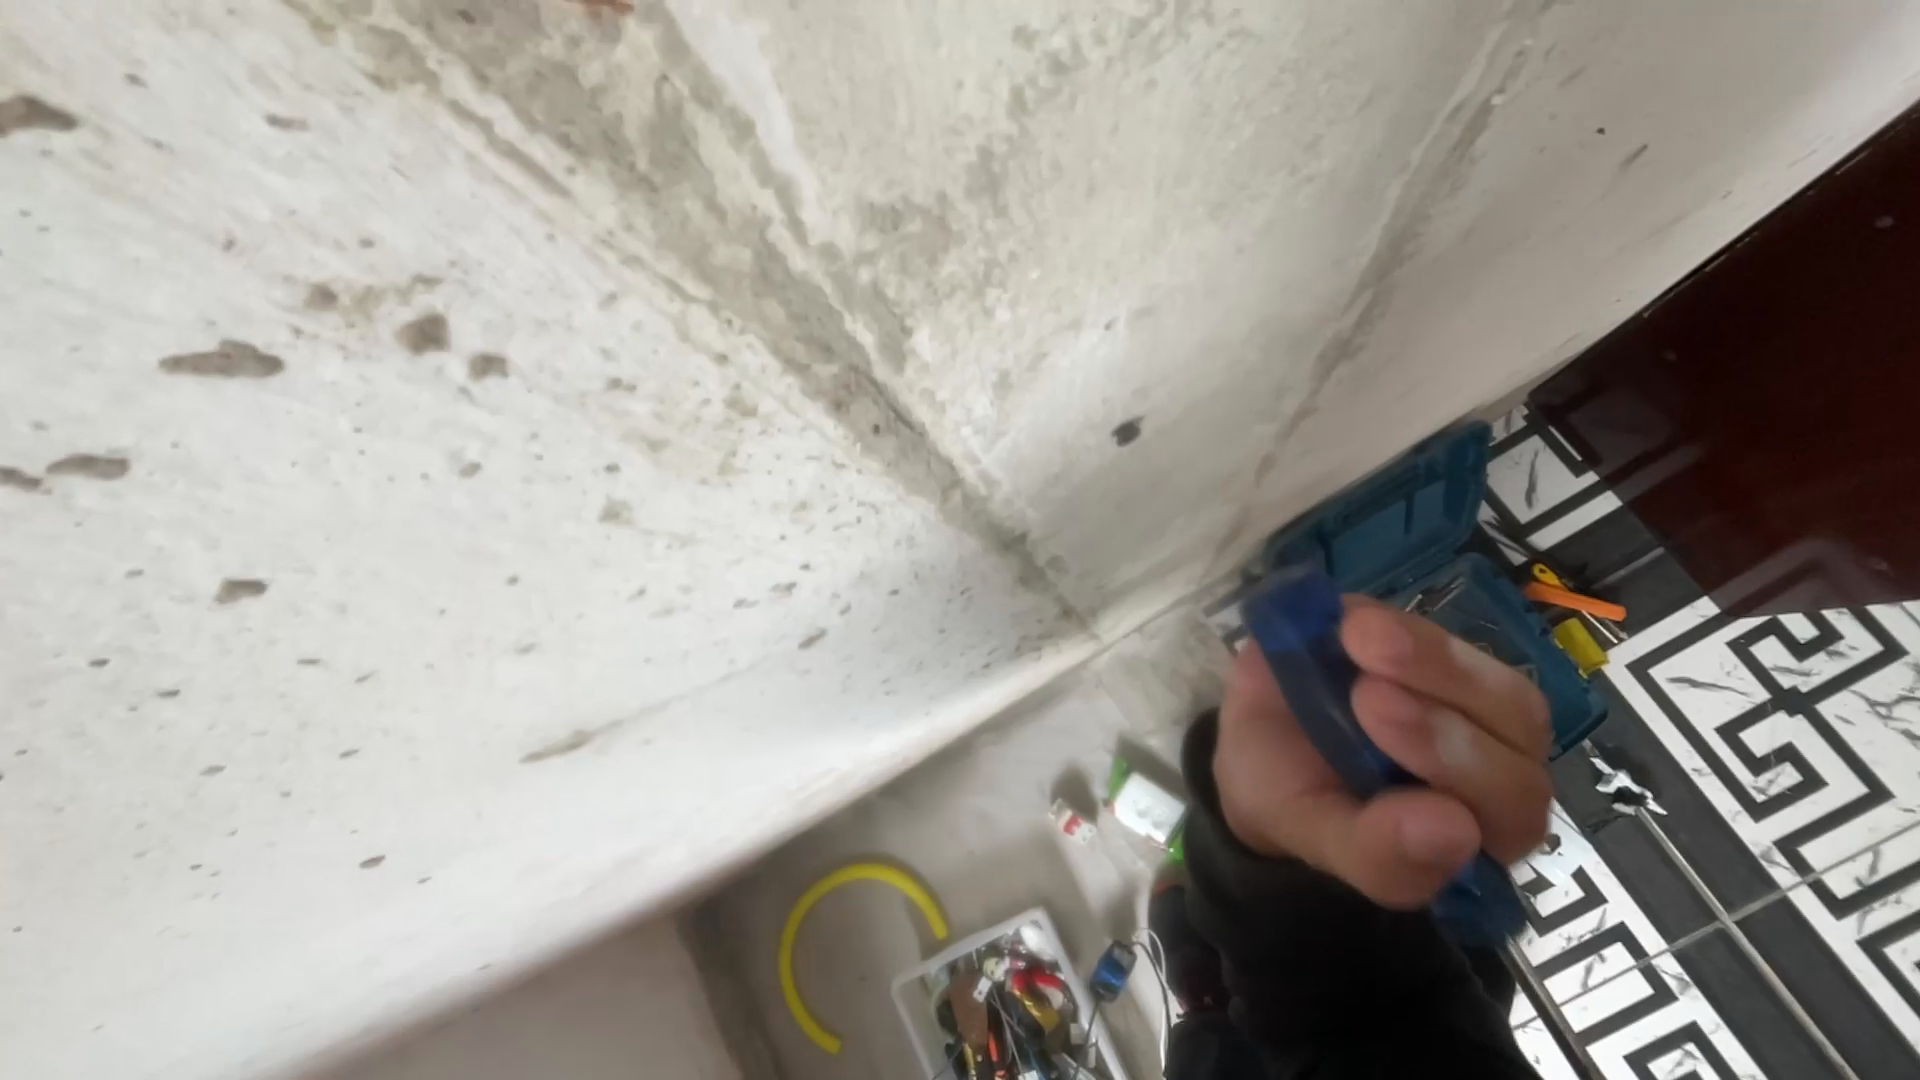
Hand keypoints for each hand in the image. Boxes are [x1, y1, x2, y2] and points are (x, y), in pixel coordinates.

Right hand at [1213, 597, 1552, 908]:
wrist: (1258, 742)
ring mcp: (1477, 701)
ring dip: (1433, 660)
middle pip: (1516, 736)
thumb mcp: (1313, 832)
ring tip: (1356, 634)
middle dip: (1443, 716)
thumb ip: (1380, 854)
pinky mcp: (1439, 653)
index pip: (1508, 810)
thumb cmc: (1290, 798)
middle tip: (1364, 694)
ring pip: (1497, 682)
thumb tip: (1454, 830)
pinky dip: (1408, 631)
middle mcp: (1498, 766)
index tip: (1385, 741)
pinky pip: (1450, 639)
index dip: (1458, 771)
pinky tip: (1353, 621)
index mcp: (1477, 830)